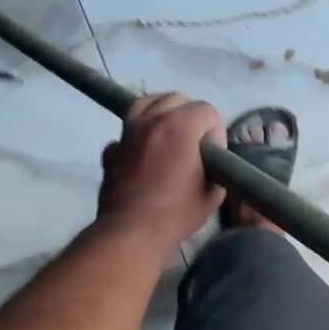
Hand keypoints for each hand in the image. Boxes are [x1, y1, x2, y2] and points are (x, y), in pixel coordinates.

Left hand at [97, 93, 224, 246]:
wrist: (132, 231)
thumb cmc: (178, 211)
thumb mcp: (214, 192)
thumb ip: (217, 165)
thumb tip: (210, 157)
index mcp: (181, 126)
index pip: (207, 110)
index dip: (216, 130)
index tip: (215, 152)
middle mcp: (152, 120)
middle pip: (176, 98)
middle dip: (191, 115)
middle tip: (195, 141)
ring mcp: (127, 133)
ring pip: (145, 103)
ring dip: (161, 113)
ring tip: (169, 134)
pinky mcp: (111, 150)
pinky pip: (126, 131)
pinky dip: (137, 138)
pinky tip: (144, 156)